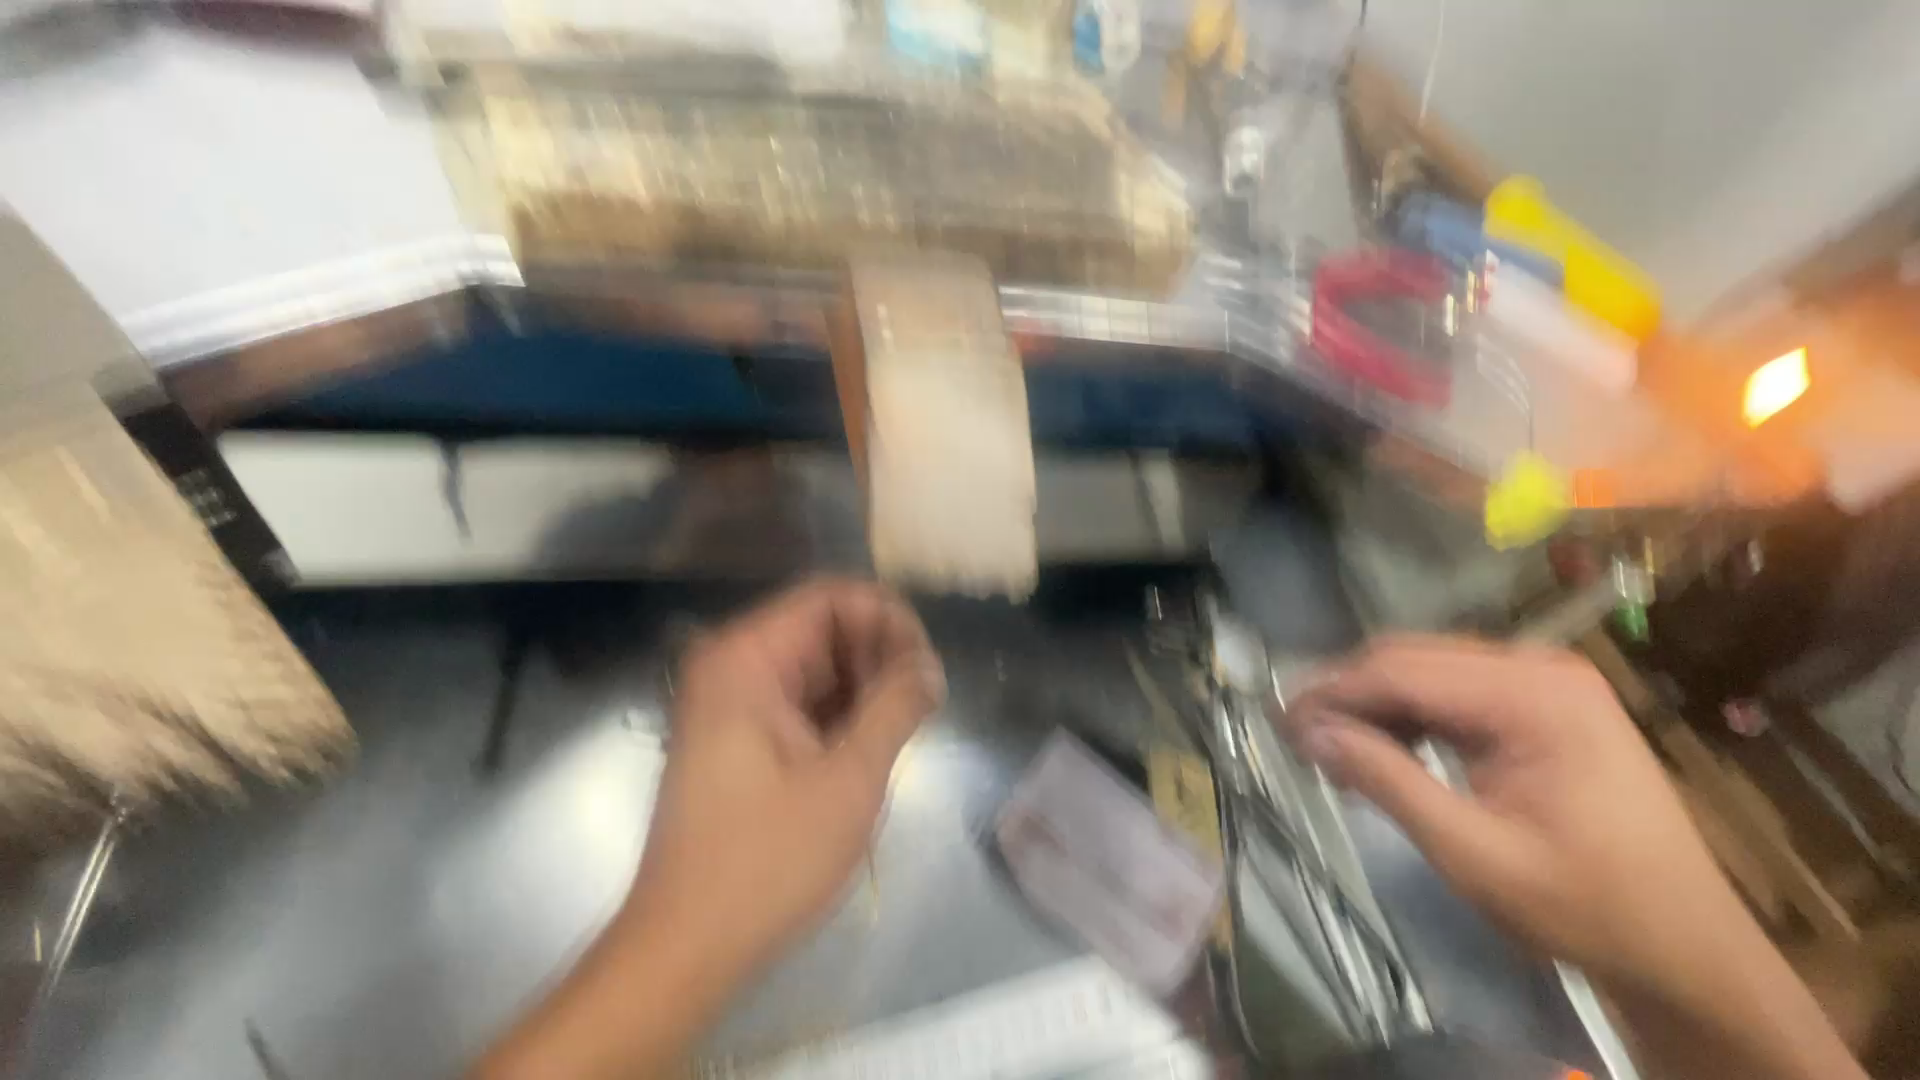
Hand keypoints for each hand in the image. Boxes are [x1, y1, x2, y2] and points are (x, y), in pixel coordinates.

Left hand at [472, 580, 943, 1079]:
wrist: (686, 948)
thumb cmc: (766, 860)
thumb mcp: (848, 778)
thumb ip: (896, 706)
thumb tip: (931, 665)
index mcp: (746, 658)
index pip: (832, 598)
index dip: (888, 620)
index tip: (927, 668)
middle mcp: (734, 668)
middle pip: (825, 629)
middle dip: (881, 657)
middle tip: (924, 705)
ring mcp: (734, 706)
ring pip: (819, 669)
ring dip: (866, 690)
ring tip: (905, 732)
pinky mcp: (742, 743)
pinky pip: (804, 705)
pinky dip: (843, 718)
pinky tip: (873, 750)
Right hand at [1283, 636, 1723, 984]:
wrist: (1687, 948)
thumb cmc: (1586, 907)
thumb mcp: (1472, 853)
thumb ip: (1386, 781)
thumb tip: (1307, 732)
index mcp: (1534, 696)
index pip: (1402, 672)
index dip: (1332, 692)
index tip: (1278, 720)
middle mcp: (1539, 668)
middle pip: (1411, 658)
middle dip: (1347, 692)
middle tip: (1295, 733)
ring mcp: (1546, 681)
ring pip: (1426, 668)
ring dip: (1373, 702)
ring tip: (1328, 743)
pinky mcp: (1543, 702)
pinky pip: (1454, 688)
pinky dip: (1408, 713)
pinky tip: (1380, 744)